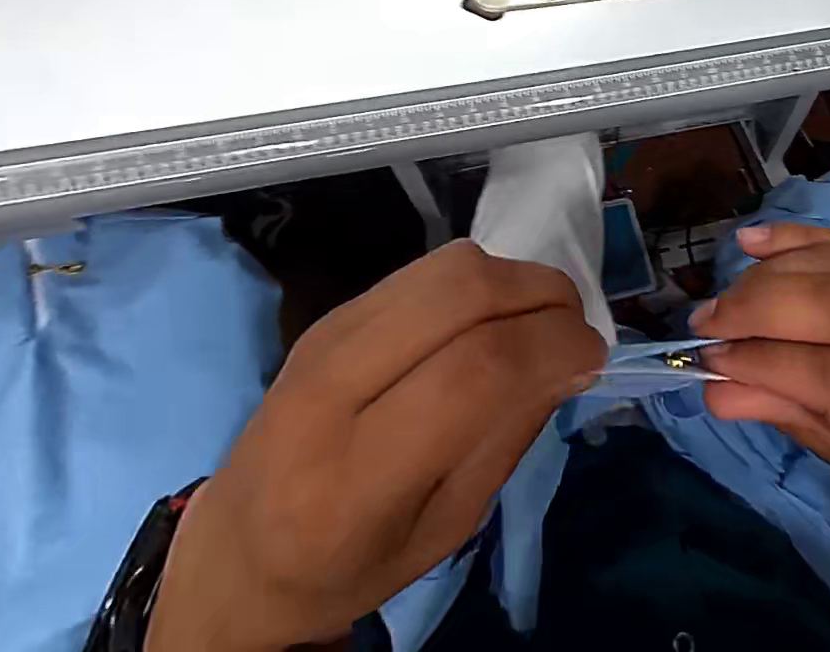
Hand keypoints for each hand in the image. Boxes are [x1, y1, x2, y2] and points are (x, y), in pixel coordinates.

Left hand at [148, 240, 606, 651]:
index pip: (476, 370)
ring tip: (539, 318)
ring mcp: (328, 332)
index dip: (553, 345)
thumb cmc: (347, 563)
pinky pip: (428, 268)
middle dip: (542, 295)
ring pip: (449, 266)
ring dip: (515, 279)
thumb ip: (509, 433)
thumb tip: (570, 355)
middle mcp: (333, 383)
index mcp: (355, 473)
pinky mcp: (334, 309)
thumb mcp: (447, 527)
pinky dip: (482, 279)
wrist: (236, 546)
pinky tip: (492, 314)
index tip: (593, 354)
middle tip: (574, 327)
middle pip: (463, 293)